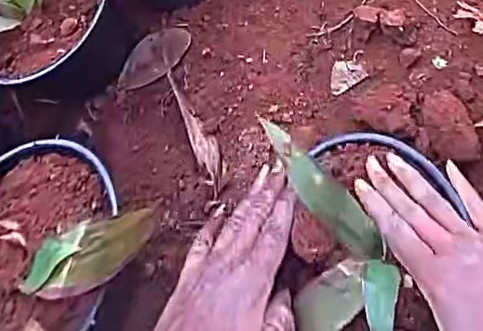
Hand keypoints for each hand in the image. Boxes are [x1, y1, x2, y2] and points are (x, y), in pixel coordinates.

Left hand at [153, 165, 295, 330]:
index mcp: (252, 280)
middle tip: (281, 167)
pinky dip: (213, 221)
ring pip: (233, 222)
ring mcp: (206, 267)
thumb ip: (279, 318)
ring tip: (261, 177)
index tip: (295, 182)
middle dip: (269, 190)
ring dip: (248, 197)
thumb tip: (286, 296)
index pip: (274, 233)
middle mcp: (229, 265)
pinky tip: (220, 210)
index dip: (286, 206)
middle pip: (254, 218)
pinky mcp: (187, 277)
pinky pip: (203, 239)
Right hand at [354, 156, 482, 330]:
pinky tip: (451, 168)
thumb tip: (405, 277)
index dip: (376, 207)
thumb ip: (424, 297)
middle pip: (414, 211)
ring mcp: (481, 244)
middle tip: (371, 162)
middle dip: (389, 186)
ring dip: (415, 179)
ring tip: (397, 159)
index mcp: (437, 277)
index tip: (360, 185)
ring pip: (440, 203)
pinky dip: (463, 186)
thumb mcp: (444, 330)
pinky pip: (479, 209)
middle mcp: (456, 252)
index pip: (397, 232)